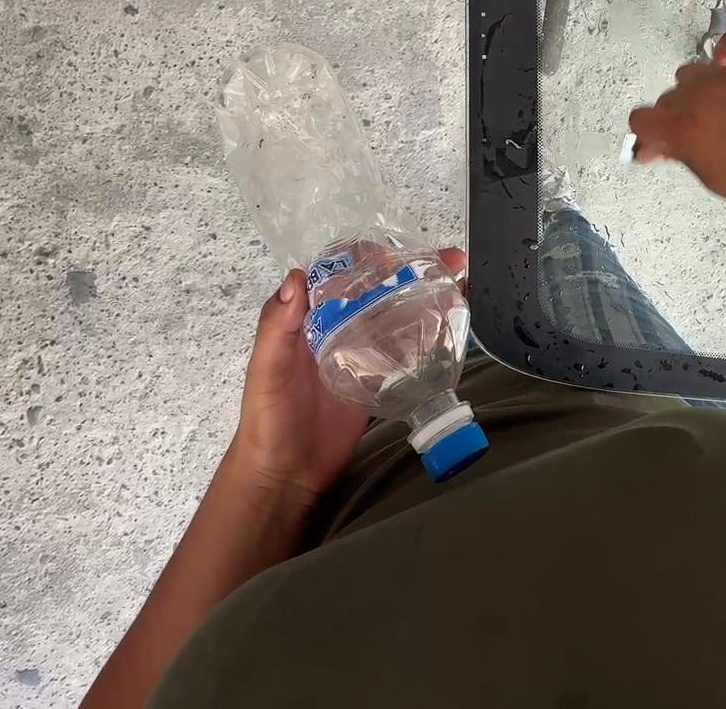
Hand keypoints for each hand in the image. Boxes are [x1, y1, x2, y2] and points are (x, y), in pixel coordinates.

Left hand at [228, 247, 468, 506]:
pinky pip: (408, 343)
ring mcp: (364, 349)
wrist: (289, 474)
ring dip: (426, 291)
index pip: (339, 271)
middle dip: (410, 267)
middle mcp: (339, 325)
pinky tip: (453, 318)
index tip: (393, 251)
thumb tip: (296, 277)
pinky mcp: (383, 374)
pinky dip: (430, 327)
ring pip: (396, 309)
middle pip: (376, 285)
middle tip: (446, 262)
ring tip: (459, 279)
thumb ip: (276, 328)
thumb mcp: (266, 370)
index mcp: (309, 316)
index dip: (365, 255)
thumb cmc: (269, 419)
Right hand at [629, 31, 725, 224]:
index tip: (656, 148)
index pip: (641, 119)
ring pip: (692, 72)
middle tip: (687, 139)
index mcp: (685, 129)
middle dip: (670, 118)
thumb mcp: (713, 179)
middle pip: (667, 97)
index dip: (646, 135)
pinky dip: (723, 53)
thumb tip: (657, 146)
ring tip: (713, 112)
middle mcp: (702, 96)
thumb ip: (681, 155)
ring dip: (694, 90)